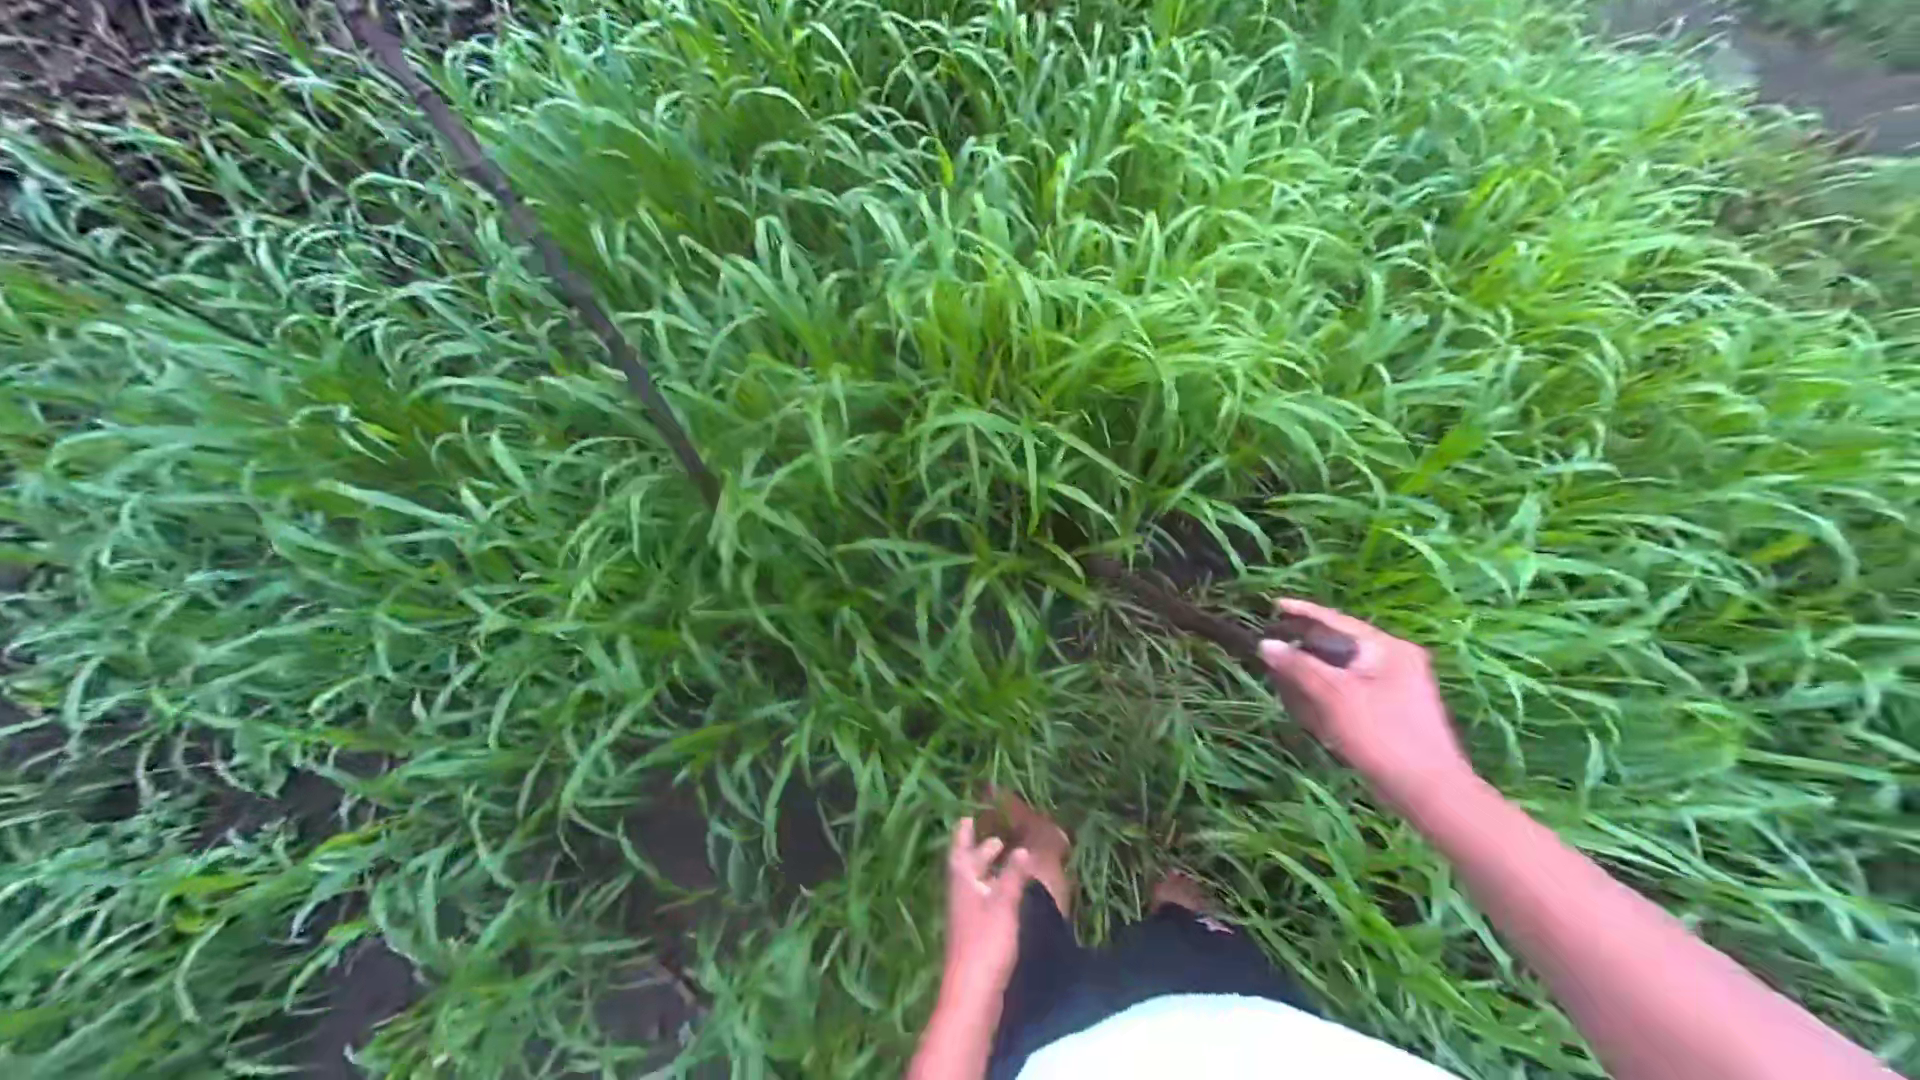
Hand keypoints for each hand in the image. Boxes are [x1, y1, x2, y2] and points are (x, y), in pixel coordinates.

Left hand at [939, 817, 1033, 999]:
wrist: (972, 993)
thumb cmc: (986, 942)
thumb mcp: (1004, 904)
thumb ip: (1013, 875)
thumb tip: (1022, 850)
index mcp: (962, 882)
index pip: (960, 850)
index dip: (964, 834)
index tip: (969, 817)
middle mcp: (960, 895)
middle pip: (968, 866)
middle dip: (981, 851)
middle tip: (997, 839)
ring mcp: (966, 916)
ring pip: (976, 885)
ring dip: (989, 871)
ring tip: (1008, 863)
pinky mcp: (974, 934)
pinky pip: (983, 902)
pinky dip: (994, 891)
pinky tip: (1009, 897)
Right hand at [1258, 599, 1475, 808]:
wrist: (1429, 790)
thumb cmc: (1381, 735)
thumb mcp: (1333, 696)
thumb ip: (1298, 666)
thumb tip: (1266, 644)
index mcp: (1387, 648)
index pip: (1336, 620)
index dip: (1302, 612)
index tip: (1273, 606)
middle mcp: (1394, 659)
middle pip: (1338, 644)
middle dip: (1304, 649)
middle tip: (1271, 651)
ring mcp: (1395, 685)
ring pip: (1341, 668)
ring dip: (1312, 674)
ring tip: (1284, 681)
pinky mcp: (1390, 708)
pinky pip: (1349, 689)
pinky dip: (1326, 692)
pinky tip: (1309, 708)